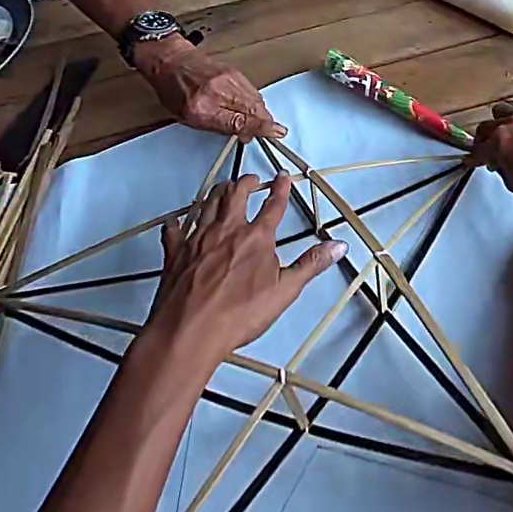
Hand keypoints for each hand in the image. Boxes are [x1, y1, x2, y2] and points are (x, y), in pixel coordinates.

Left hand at [132, 37, 285, 140]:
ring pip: (256, 101)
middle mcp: (218, 93)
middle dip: (262, 122)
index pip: (240, 121)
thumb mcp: (189, 118)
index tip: (277, 132)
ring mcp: (229, 80)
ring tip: (250, 116)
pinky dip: (253, 100)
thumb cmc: (175, 90)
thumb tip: (246, 133)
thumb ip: (221, 126)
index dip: (261, 128)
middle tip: (264, 130)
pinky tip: (245, 103)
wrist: (172, 62)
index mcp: (202, 109)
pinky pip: (253, 91)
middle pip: (254, 111)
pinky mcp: (237, 72)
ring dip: (258, 112)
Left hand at [149, 173, 346, 355]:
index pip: (273, 205)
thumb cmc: (237, 314)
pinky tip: (175, 221)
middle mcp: (227, 232)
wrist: (187, 333)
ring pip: (207, 205)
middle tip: (251, 178)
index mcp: (256, 237)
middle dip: (245, 182)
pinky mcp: (174, 256)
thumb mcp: (285, 290)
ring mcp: (197, 241)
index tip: (283, 177)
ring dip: (217, 192)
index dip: (281, 188)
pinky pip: (174, 232)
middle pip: (235, 195)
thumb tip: (338, 246)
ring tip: (223, 187)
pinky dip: (177, 223)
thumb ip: (312, 264)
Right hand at [470, 113, 512, 207]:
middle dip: (484, 140)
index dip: (474, 158)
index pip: (478, 149)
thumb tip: (499, 163)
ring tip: (507, 138)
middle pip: (487, 127)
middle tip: (489, 152)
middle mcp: (512, 124)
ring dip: (501, 126)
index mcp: (500, 141)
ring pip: (505, 113)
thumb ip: (501, 169)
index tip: (473, 161)